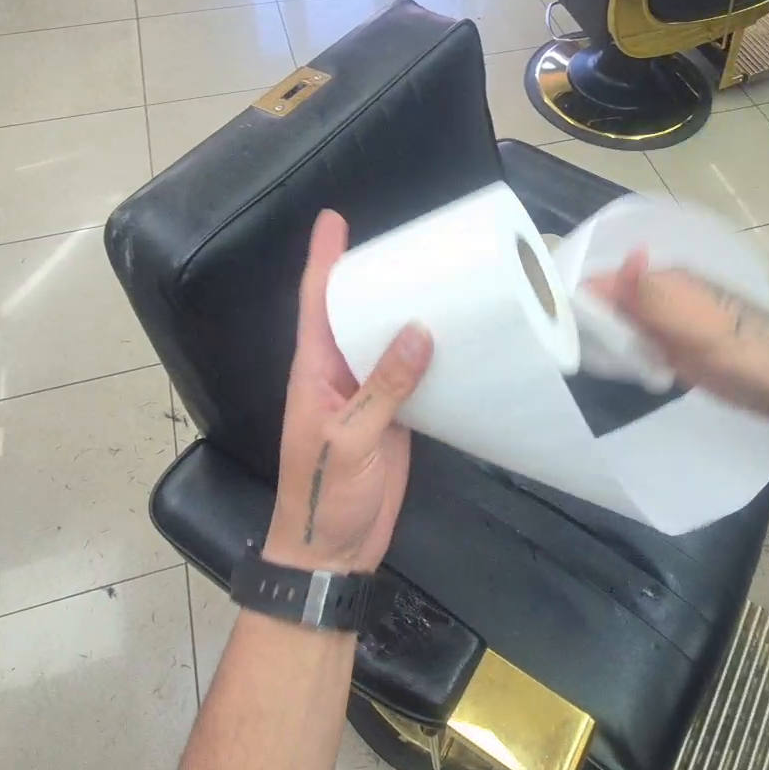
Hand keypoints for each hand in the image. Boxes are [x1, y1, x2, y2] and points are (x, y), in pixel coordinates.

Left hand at [264, 210, 432, 574]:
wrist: (332, 550)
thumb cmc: (325, 493)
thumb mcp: (350, 438)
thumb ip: (383, 387)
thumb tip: (420, 330)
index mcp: (315, 369)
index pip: (316, 302)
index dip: (323, 259)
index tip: (333, 219)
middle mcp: (338, 372)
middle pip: (354, 312)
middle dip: (372, 274)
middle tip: (410, 241)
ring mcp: (366, 394)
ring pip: (384, 340)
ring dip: (404, 311)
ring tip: (439, 277)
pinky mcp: (392, 416)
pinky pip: (409, 374)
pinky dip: (427, 354)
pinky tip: (453, 336)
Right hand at [586, 251, 768, 424]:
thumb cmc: (740, 350)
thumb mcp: (693, 321)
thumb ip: (653, 292)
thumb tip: (628, 249)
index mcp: (664, 281)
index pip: (605, 282)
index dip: (579, 301)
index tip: (556, 328)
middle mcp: (662, 297)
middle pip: (609, 304)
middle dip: (588, 323)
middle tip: (569, 352)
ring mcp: (669, 324)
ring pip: (620, 327)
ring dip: (604, 342)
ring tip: (587, 362)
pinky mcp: (674, 350)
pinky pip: (636, 348)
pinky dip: (624, 357)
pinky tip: (617, 371)